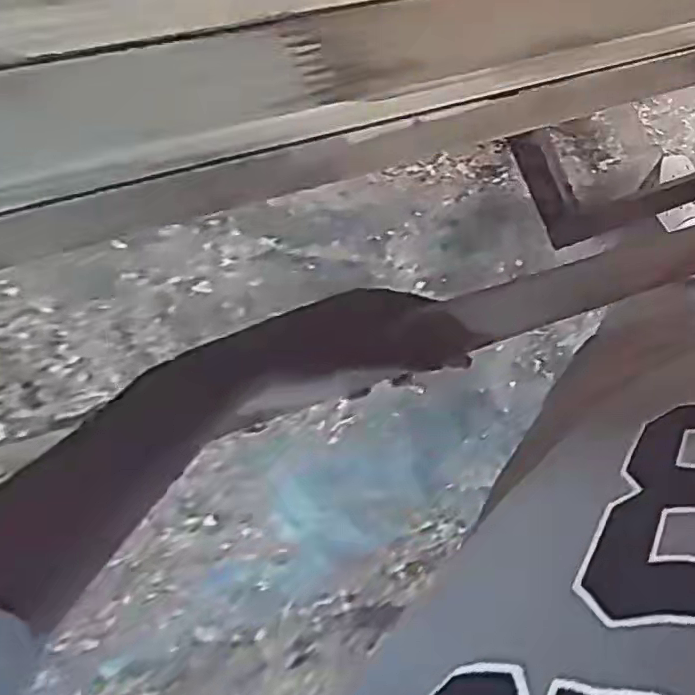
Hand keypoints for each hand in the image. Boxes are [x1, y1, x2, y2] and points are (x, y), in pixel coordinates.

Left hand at [162, 289, 475, 429]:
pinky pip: (350, 356)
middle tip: (416, 377)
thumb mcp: (374, 362)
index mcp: (373, 301)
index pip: (425, 309)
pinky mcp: (306, 348)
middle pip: (402, 327)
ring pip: (376, 344)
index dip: (445, 330)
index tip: (456, 354)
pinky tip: (348, 392)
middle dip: (415, 352)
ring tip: (381, 388)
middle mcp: (354, 307)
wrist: (227, 380)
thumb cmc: (312, 364)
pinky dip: (358, 372)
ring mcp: (328, 326)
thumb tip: (466, 357)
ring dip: (386, 366)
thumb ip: (421, 358)